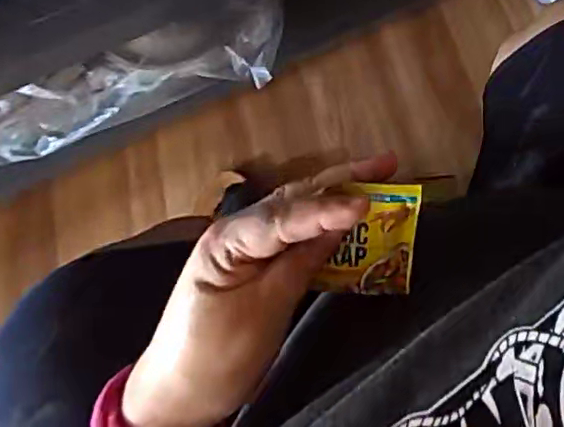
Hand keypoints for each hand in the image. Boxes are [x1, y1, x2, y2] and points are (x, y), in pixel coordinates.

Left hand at [121, 153, 398, 426]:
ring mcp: (250, 240)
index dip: (329, 208)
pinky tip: (354, 208)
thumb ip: (302, 262)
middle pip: (298, 196)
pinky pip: (300, 226)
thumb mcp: (262, 313)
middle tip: (389, 163)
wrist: (174, 400)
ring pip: (302, 204)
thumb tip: (344, 223)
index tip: (367, 203)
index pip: (286, 216)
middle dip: (345, 178)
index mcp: (228, 240)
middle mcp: (240, 228)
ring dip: (341, 189)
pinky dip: (329, 215)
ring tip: (381, 174)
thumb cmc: (212, 358)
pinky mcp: (261, 255)